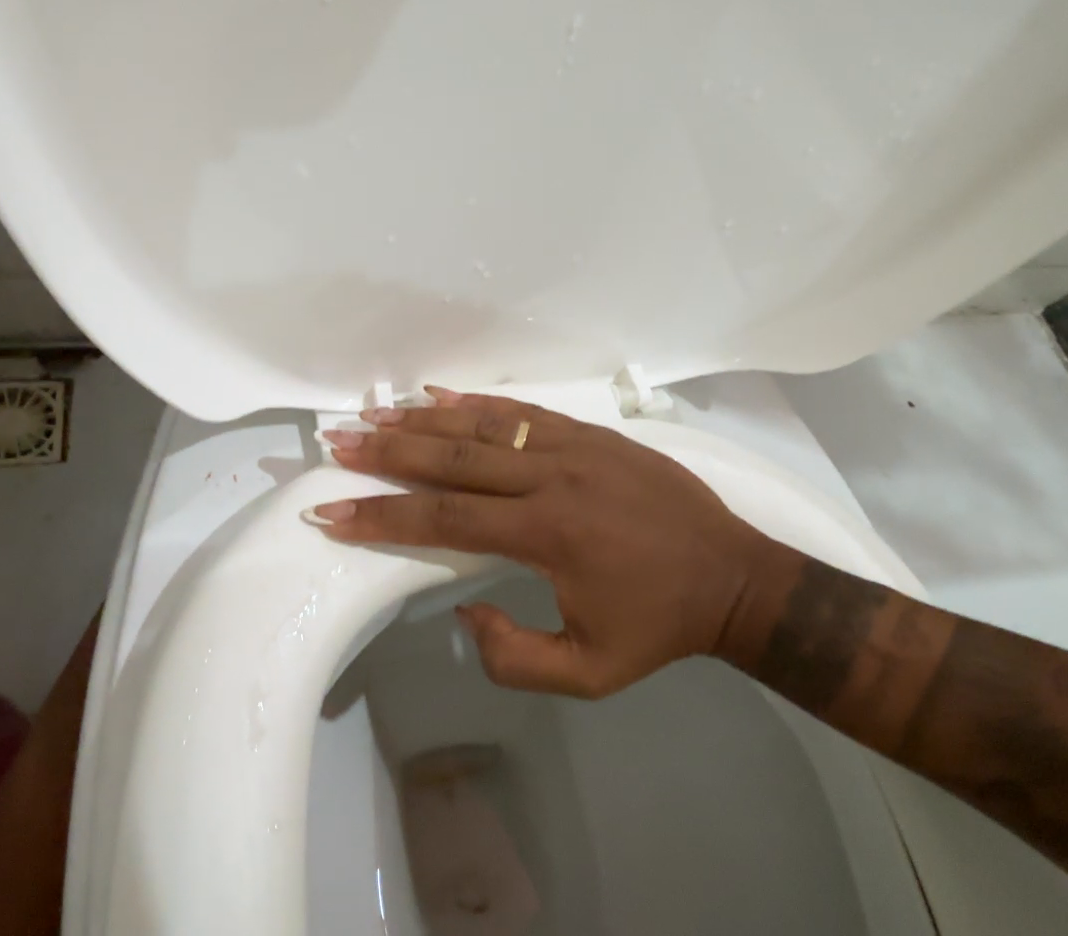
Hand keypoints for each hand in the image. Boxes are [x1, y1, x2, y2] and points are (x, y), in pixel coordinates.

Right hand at [306, 389, 797, 697]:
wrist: (734, 578)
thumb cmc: (657, 629)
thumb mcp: (587, 673)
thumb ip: (514, 655)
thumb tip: (466, 607)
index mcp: (547, 534)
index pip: (444, 518)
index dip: (382, 516)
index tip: (332, 511)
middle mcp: (552, 478)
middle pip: (453, 460)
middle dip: (388, 454)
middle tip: (336, 443)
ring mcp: (574, 447)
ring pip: (483, 426)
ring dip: (422, 421)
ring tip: (372, 414)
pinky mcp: (592, 434)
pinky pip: (523, 410)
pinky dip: (476, 402)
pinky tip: (439, 395)